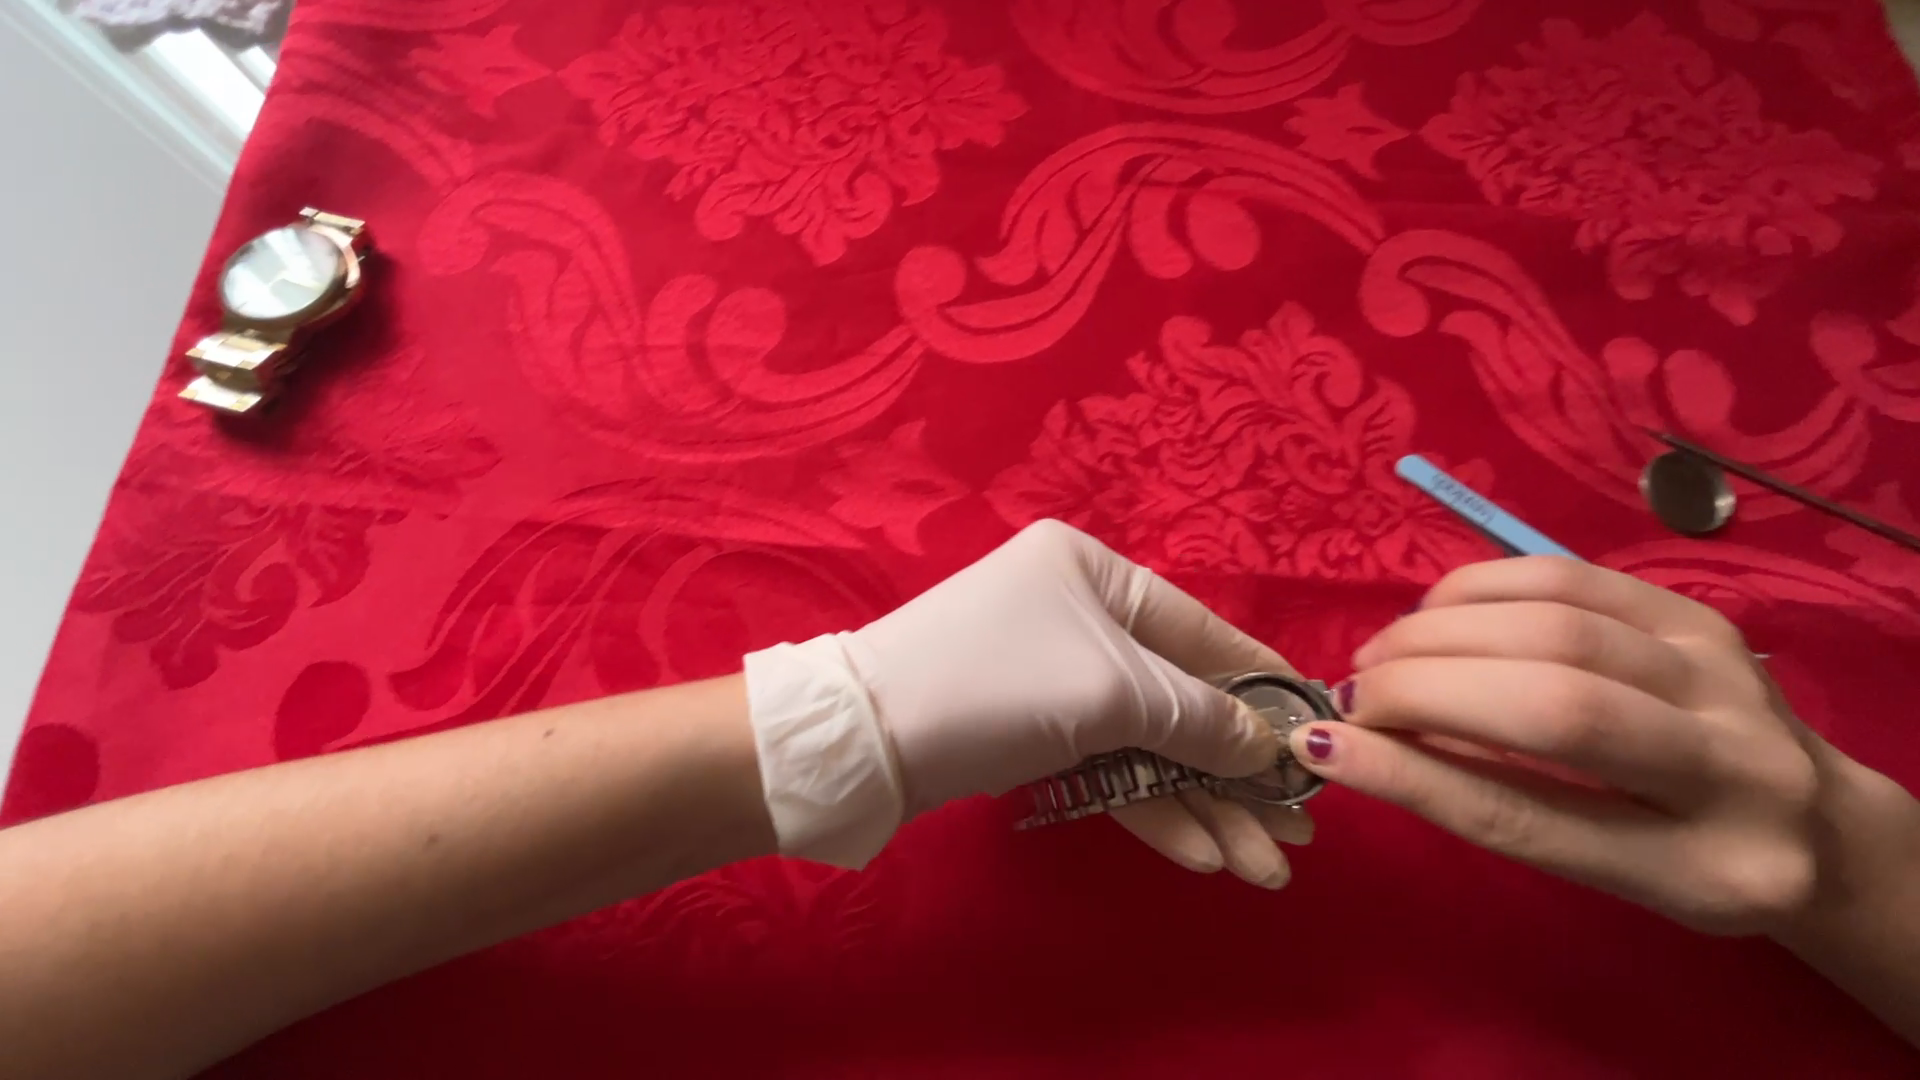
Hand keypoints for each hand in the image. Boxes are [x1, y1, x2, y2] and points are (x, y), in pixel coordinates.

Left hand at [747, 521, 1311, 884]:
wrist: (866, 741)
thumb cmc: (997, 684)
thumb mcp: (1111, 691)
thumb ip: (1199, 718)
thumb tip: (1270, 744)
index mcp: (1092, 571)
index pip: (1199, 629)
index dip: (1260, 684)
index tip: (1316, 729)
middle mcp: (1074, 612)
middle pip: (1176, 694)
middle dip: (1231, 766)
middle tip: (1293, 829)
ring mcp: (1050, 672)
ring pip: (1143, 737)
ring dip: (1197, 799)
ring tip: (1258, 863)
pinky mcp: (1029, 725)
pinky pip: (1103, 759)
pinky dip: (1144, 800)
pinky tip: (1195, 850)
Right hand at [1288, 556, 1825, 935]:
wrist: (1803, 816)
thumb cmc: (1665, 851)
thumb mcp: (1579, 858)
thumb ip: (1472, 795)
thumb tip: (1346, 739)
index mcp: (1700, 871)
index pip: (1524, 816)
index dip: (1404, 773)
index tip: (1317, 742)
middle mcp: (1741, 772)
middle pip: (1550, 704)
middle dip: (1417, 688)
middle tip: (1353, 696)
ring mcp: (1728, 676)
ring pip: (1551, 626)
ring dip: (1432, 634)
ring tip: (1382, 658)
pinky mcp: (1699, 612)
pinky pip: (1561, 575)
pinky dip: (1471, 589)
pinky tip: (1434, 617)